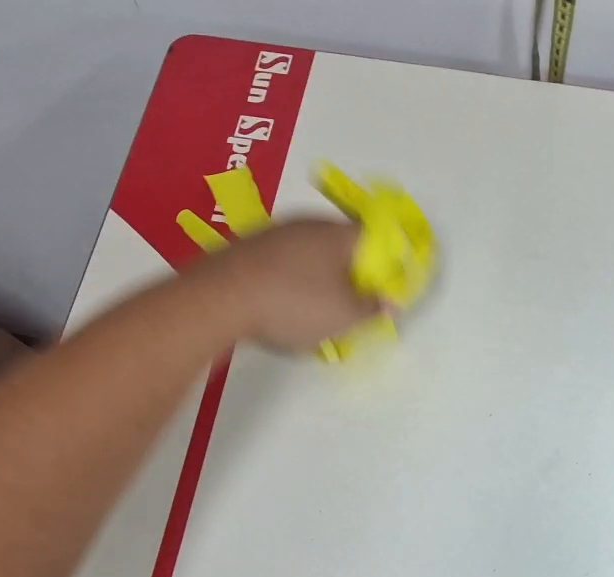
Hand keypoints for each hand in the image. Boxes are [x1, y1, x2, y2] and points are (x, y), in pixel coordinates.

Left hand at [210, 218, 380, 350]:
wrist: (220, 297)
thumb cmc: (294, 303)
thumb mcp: (344, 316)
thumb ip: (372, 308)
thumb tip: (392, 302)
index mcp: (338, 234)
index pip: (376, 236)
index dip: (386, 261)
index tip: (384, 287)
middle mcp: (309, 223)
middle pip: (342, 244)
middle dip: (351, 271)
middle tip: (353, 302)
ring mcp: (276, 232)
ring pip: (311, 253)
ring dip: (321, 277)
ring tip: (318, 309)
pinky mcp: (250, 246)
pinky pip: (285, 261)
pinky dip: (293, 279)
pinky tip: (285, 304)